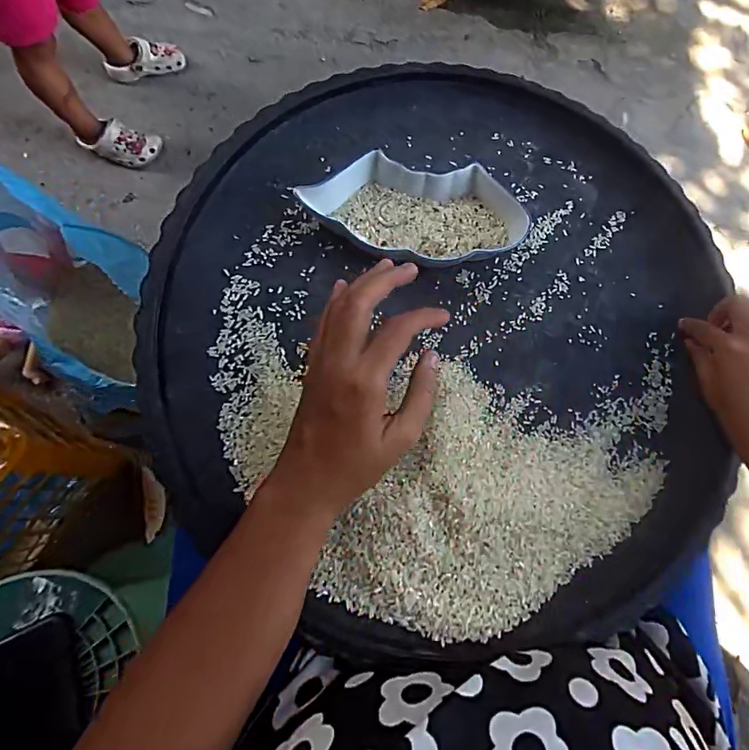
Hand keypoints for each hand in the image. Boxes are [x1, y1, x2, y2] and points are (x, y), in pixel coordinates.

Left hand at [262, 260, 448, 526]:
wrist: (304, 483)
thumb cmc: (356, 466)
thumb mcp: (401, 440)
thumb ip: (421, 395)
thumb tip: (432, 356)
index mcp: (365, 381)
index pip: (397, 331)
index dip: (423, 317)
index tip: (444, 317)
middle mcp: (339, 362)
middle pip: (359, 304)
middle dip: (385, 280)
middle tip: (410, 269)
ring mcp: (320, 361)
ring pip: (338, 308)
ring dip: (363, 283)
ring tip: (386, 267)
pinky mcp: (311, 365)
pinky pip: (322, 322)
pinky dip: (336, 300)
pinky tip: (347, 286)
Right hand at [680, 295, 748, 479]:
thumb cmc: (743, 424)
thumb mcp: (712, 393)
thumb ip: (701, 362)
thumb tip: (692, 342)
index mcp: (729, 348)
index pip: (703, 327)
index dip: (691, 326)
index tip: (685, 327)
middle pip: (738, 303)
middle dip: (723, 311)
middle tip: (720, 328)